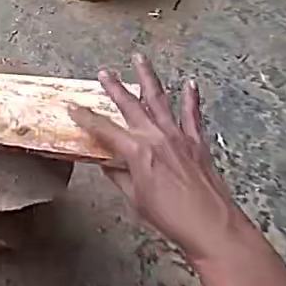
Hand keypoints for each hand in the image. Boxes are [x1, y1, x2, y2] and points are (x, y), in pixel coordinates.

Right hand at [69, 53, 247, 262]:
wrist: (212, 226)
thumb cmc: (173, 218)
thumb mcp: (136, 199)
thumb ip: (121, 177)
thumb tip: (109, 165)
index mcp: (137, 152)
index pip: (104, 129)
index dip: (86, 118)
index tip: (73, 108)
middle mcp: (156, 137)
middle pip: (130, 104)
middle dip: (114, 86)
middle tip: (105, 72)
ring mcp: (178, 136)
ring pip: (159, 98)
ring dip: (148, 77)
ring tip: (140, 59)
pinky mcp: (196, 142)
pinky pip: (192, 114)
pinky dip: (191, 98)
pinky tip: (190, 83)